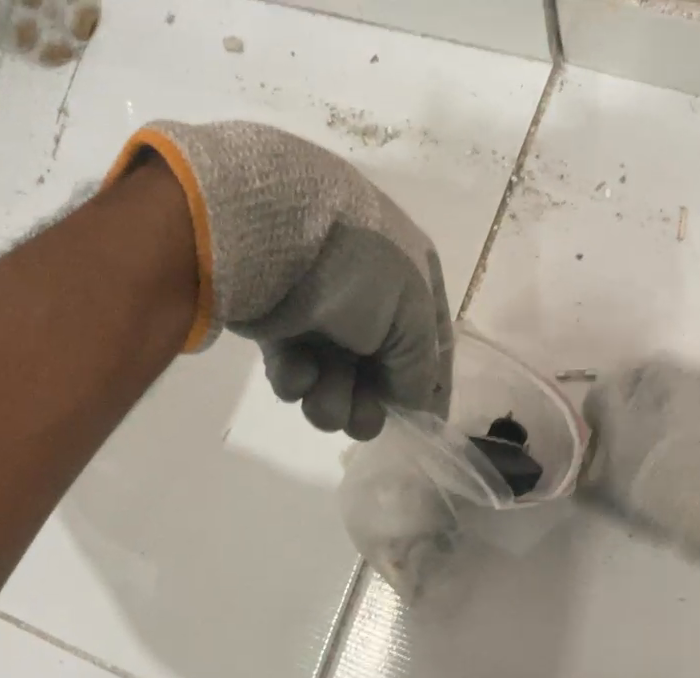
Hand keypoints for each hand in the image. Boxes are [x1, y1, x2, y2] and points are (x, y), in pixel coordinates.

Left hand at [114, 121, 451, 438]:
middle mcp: (369, 296)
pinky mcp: (276, 324)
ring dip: (332, 400)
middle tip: (360, 425)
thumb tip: (414, 403)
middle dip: (369, 405)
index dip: (427, 387)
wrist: (269, 229)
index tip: (423, 426)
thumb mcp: (413, 316)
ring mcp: (321, 310)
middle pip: (378, 371)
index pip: (430, 342)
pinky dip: (296, 378)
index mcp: (412, 278)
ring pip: (334, 378)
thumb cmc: (358, 266)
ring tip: (323, 405)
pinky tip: (296, 372)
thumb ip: (422, 368)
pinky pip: (294, 368)